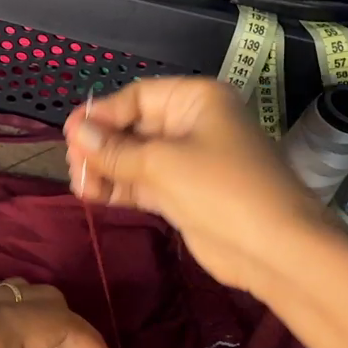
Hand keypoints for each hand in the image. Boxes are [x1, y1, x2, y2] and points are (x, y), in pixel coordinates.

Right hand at [65, 77, 331, 290]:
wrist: (276, 250)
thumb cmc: (222, 189)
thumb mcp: (163, 164)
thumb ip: (115, 149)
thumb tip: (77, 132)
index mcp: (196, 100)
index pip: (137, 96)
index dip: (102, 113)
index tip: (71, 133)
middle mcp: (192, 124)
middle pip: (134, 126)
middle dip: (101, 144)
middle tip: (73, 162)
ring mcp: (189, 161)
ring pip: (135, 157)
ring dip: (106, 168)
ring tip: (79, 183)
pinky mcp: (184, 193)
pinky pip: (143, 182)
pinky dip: (120, 187)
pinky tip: (92, 195)